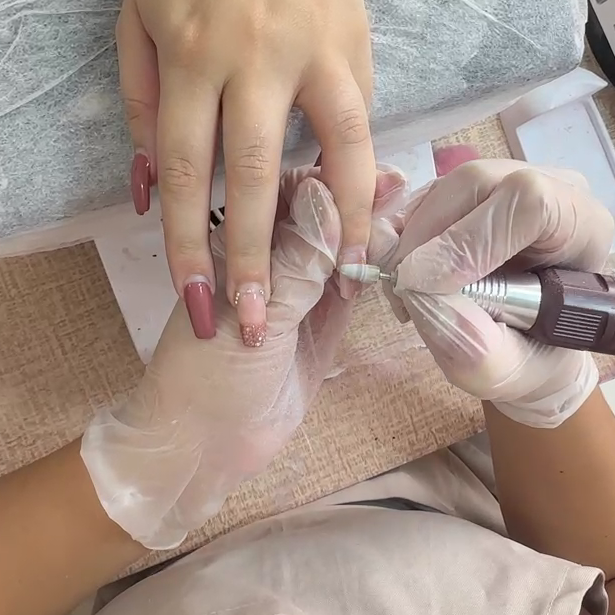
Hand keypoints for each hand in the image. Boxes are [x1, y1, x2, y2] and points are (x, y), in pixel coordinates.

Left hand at [85, 167, 408, 548]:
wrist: (204, 445)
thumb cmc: (207, 372)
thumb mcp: (251, 314)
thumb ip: (294, 263)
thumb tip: (329, 199)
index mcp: (240, 242)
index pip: (288, 194)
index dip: (326, 179)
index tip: (364, 170)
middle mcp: (273, 259)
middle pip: (322, 217)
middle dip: (358, 199)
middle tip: (399, 189)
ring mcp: (302, 292)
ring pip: (342, 250)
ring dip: (371, 232)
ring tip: (409, 213)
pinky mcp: (324, 325)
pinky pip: (353, 287)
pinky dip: (374, 269)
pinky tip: (400, 254)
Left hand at [119, 0, 374, 348]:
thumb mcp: (136, 19)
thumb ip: (140, 108)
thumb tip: (151, 193)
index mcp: (189, 54)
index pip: (186, 171)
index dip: (187, 245)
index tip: (193, 303)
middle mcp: (253, 56)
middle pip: (252, 176)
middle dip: (251, 259)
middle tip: (254, 326)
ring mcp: (314, 46)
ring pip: (331, 150)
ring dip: (335, 224)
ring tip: (338, 282)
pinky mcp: (354, 40)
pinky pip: (360, 115)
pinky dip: (362, 169)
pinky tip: (364, 213)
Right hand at [375, 161, 614, 428]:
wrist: (527, 347)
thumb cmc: (533, 359)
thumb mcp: (510, 373)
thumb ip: (474, 347)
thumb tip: (419, 293)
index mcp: (584, 227)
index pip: (528, 204)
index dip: (467, 239)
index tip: (421, 286)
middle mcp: (549, 186)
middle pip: (472, 184)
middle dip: (423, 240)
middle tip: (402, 293)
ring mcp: (505, 176)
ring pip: (440, 188)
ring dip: (407, 241)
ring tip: (407, 293)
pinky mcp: (465, 186)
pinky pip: (420, 196)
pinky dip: (400, 235)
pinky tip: (409, 275)